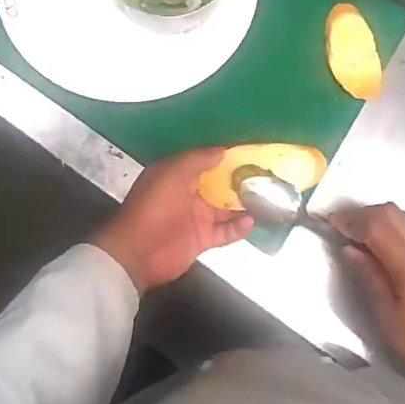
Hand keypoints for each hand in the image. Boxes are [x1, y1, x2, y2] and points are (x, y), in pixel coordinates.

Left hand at [94, 148, 255, 292]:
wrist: (138, 252)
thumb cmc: (154, 207)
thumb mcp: (173, 174)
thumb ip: (198, 160)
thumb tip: (222, 151)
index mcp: (176, 175)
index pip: (204, 162)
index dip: (223, 157)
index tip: (247, 152)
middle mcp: (187, 194)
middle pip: (217, 185)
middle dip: (238, 181)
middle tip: (263, 175)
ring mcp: (195, 218)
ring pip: (224, 209)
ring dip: (242, 204)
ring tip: (265, 197)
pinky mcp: (201, 239)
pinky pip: (224, 231)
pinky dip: (238, 228)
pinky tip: (252, 222)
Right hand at [330, 203, 404, 403]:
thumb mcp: (386, 314)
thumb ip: (368, 276)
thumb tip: (348, 248)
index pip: (377, 226)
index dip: (352, 220)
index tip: (329, 223)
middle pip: (390, 212)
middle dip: (361, 213)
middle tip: (339, 226)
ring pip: (400, 215)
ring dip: (375, 216)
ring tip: (354, 231)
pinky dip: (387, 223)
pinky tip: (375, 241)